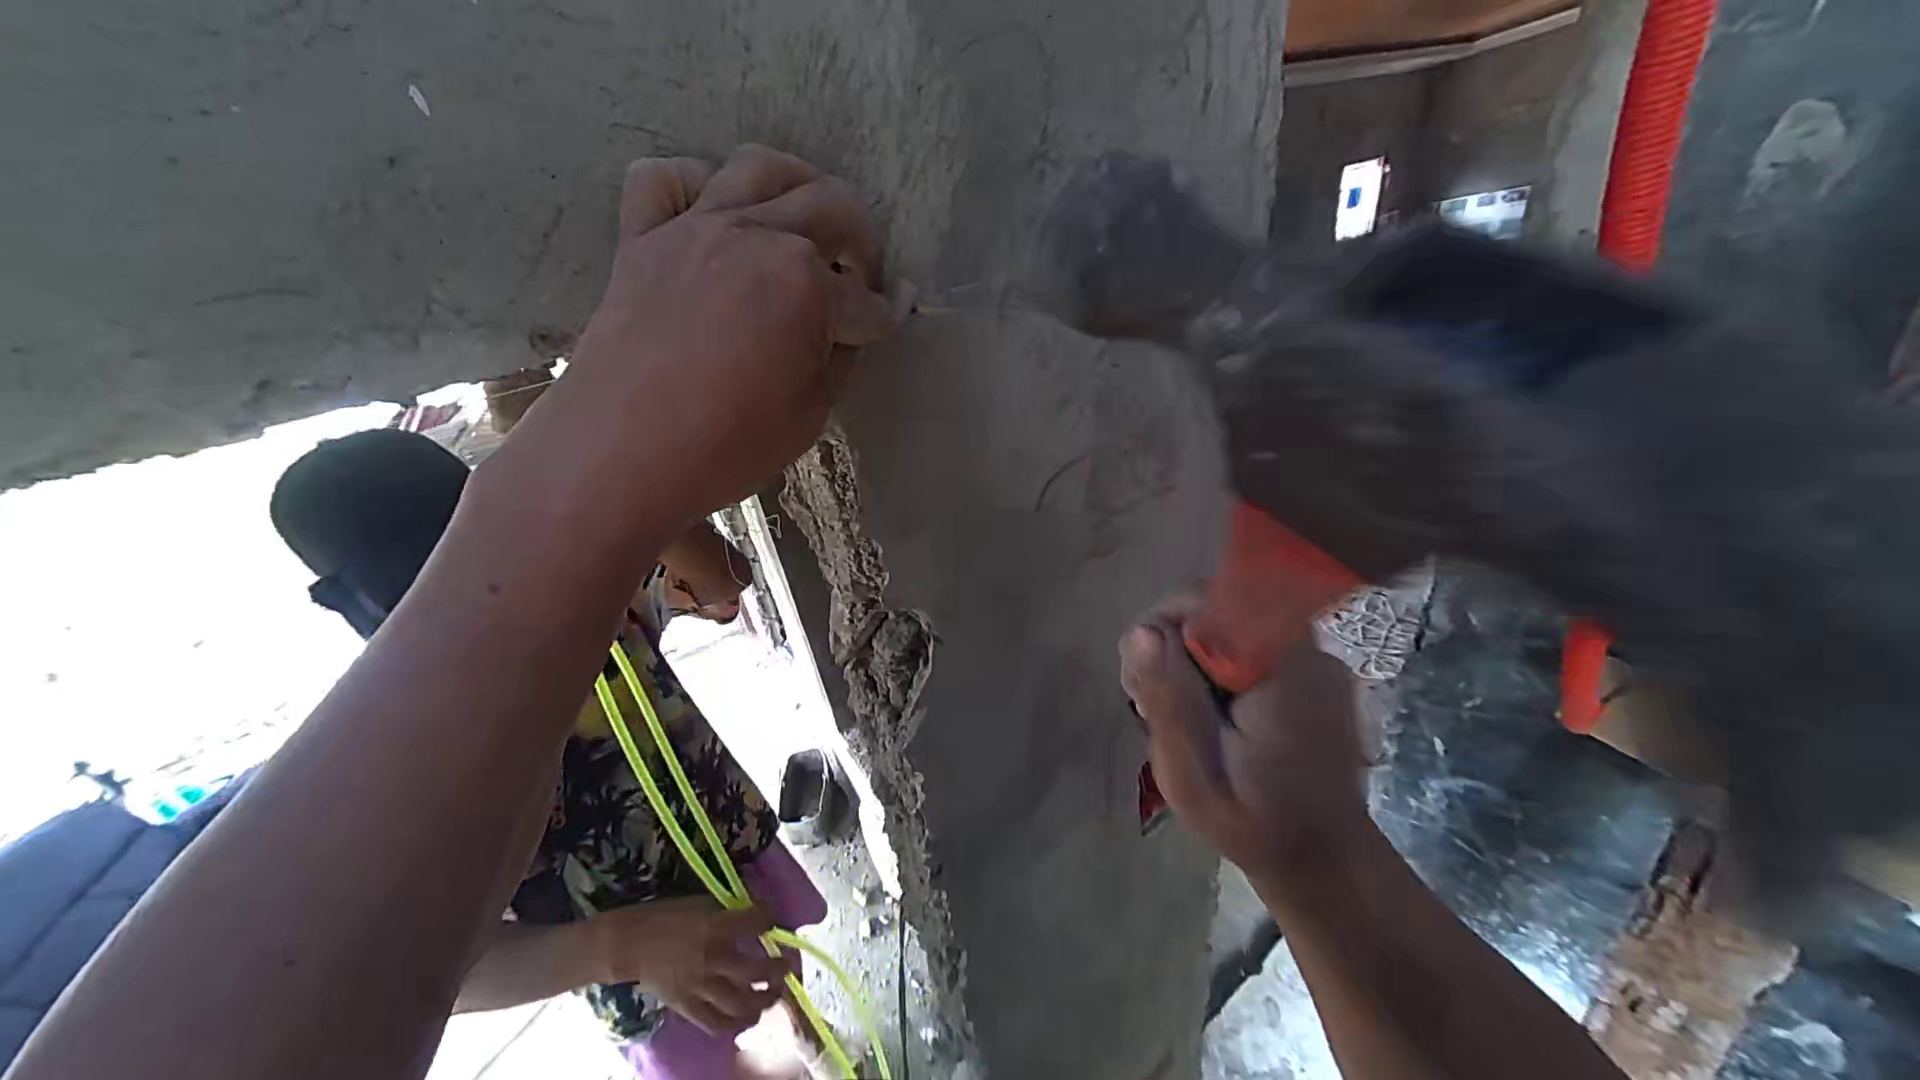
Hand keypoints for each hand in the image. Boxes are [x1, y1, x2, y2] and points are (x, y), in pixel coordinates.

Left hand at [508, 145, 893, 526]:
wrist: (622, 454)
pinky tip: (710, 213)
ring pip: (757, 167)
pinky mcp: (642, 238)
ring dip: (798, 184)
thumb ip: (837, 359)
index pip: (864, 298)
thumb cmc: (728, 444)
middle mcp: (755, 236)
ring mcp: (694, 229)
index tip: (883, 328)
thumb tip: (848, 331)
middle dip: (863, 241)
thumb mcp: (810, 414)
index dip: (881, 318)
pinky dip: (692, 184)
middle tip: (861, 275)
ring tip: (804, 219)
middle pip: (831, 207)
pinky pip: (663, 179)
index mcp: (806, 283)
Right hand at [598, 899, 787, 1035]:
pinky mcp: (686, 1007)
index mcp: (716, 927)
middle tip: (785, 967)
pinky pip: (715, 1023)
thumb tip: (757, 911)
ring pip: (740, 1003)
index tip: (772, 920)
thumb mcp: (702, 903)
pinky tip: (747, 1017)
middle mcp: (712, 959)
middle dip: (777, 971)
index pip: (756, 924)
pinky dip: (735, 1023)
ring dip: (763, 1001)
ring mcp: (699, 986)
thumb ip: (729, 910)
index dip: (769, 919)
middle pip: (755, 971)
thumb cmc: (668, 916)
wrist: (631, 944)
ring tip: (772, 995)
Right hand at [1119, 597, 1369, 875]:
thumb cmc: (1257, 827)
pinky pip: (1243, 643)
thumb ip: (1169, 703)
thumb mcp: (1194, 778)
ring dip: (1188, 660)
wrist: (1327, 859)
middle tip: (1152, 707)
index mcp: (1280, 667)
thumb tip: (1141, 633)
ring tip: (1180, 716)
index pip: (1203, 601)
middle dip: (1170, 648)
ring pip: (1223, 624)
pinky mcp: (1307, 669)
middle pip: (1212, 607)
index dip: (1161, 629)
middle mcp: (1304, 647)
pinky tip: (1208, 713)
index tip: (1144, 684)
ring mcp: (1311, 656)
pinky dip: (1213, 670)